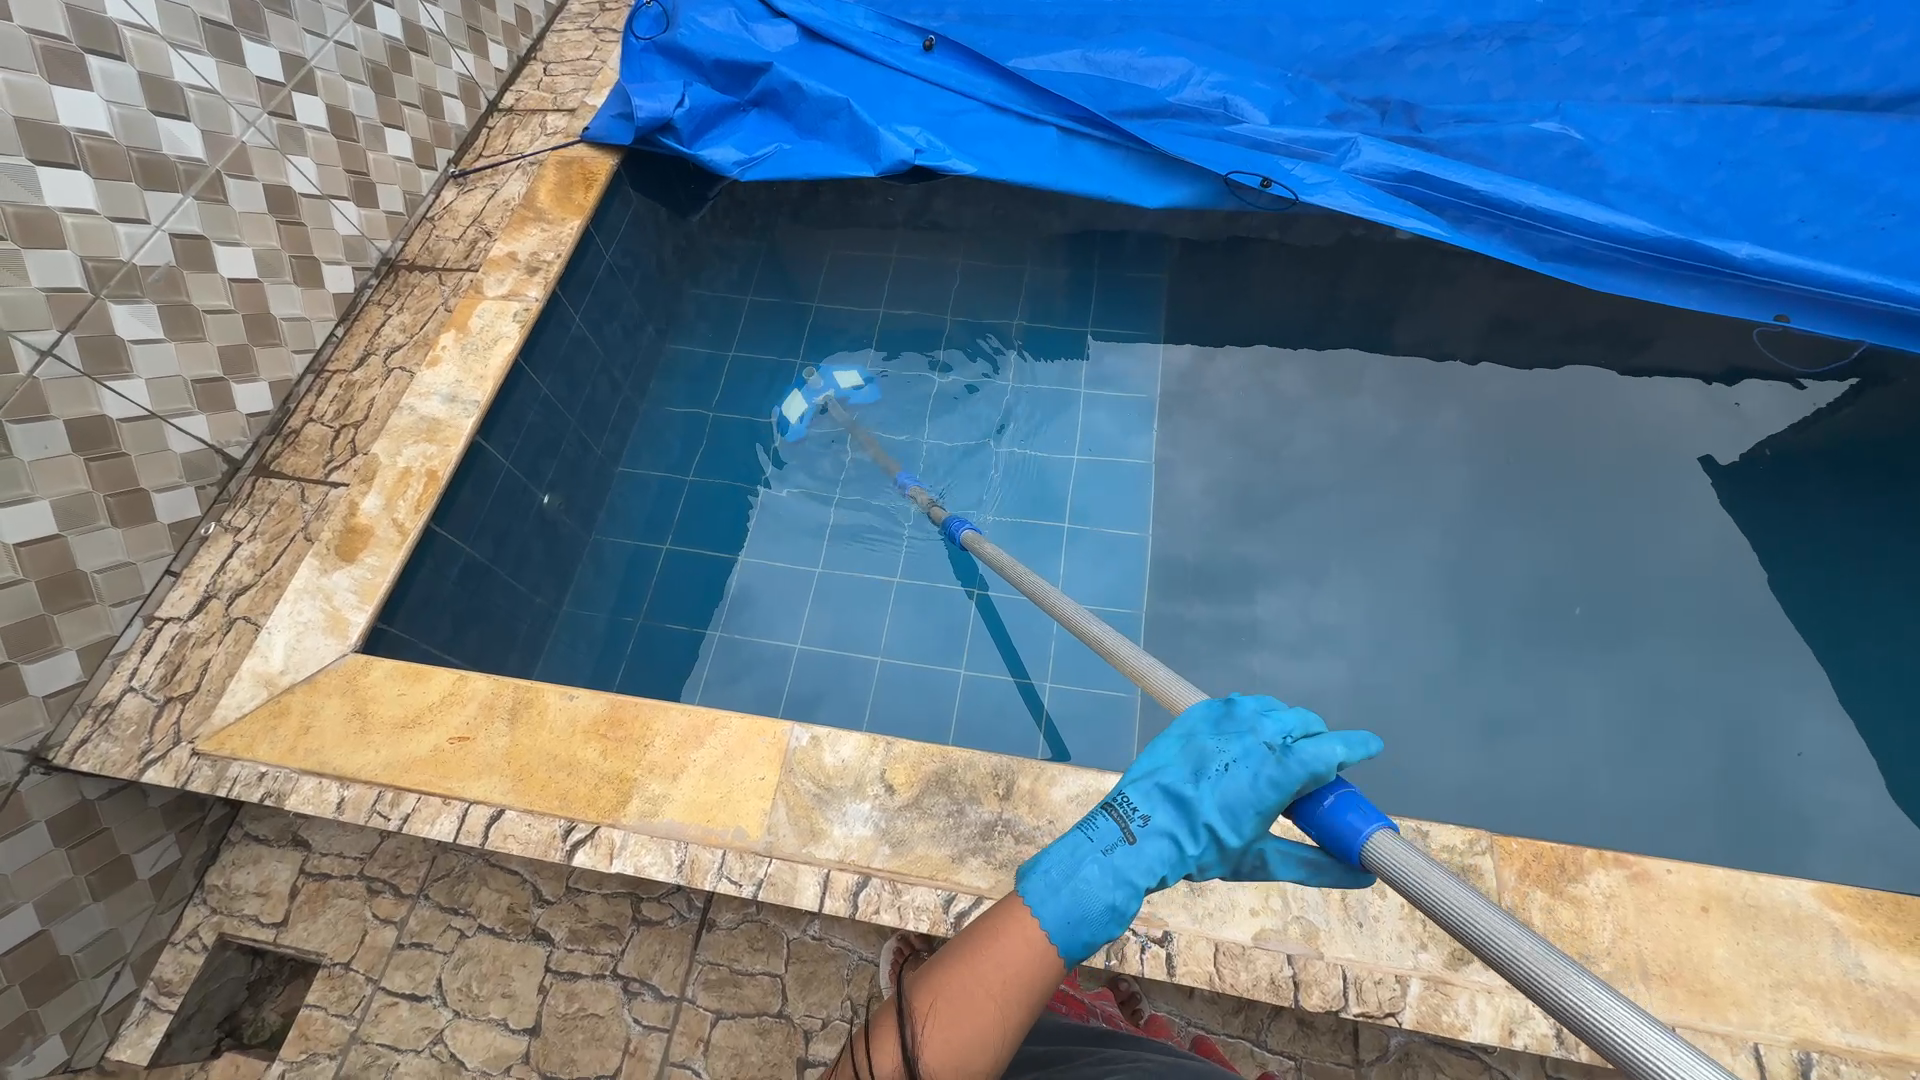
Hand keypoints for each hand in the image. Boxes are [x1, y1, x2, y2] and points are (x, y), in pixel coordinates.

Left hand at [1015, 694, 1382, 967]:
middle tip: (1313, 767)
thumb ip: (1315, 864)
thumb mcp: (1260, 860)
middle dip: (1316, 740)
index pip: (1332, 747)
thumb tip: (1361, 875)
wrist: (1140, 828)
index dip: (1356, 746)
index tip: (1371, 746)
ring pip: (1269, 709)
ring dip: (1283, 725)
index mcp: (1278, 768)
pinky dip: (1249, 717)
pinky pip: (1235, 705)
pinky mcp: (1196, 714)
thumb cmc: (1201, 847)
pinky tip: (1243, 738)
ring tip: (1278, 751)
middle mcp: (1254, 733)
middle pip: (1303, 723)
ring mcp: (1222, 718)